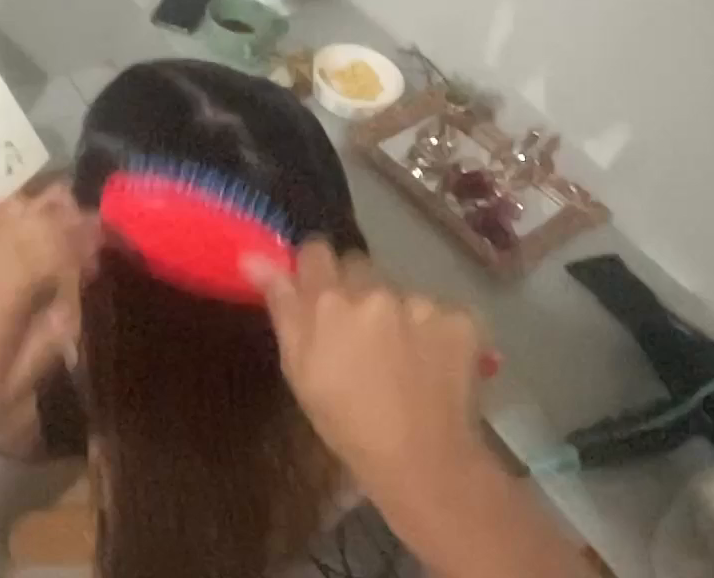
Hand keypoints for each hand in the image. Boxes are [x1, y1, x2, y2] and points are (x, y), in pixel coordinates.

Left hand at [0, 185, 99, 438]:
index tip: (101, 234)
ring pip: (3, 216)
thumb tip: (74, 295)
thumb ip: (50, 337)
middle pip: (26, 224)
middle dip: (62, 214)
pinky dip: (1, 208)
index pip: (46, 253)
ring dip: (35, 206)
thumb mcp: (21, 380)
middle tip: (90, 216)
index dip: (76, 239)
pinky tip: (19, 204)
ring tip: (63, 202)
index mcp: (2, 300)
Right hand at [246, 242, 492, 497]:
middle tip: (357, 332)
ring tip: (400, 356)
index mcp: (329, 300)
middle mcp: (375, 290)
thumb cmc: (345, 420)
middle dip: (355, 289)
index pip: (316, 251)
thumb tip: (252, 256)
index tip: (317, 293)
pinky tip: (432, 362)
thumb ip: (281, 304)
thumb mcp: (298, 367)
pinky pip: (439, 310)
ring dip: (395, 311)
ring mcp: (422, 302)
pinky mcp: (461, 319)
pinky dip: (435, 330)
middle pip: (358, 266)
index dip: (315, 270)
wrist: (423, 462)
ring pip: (399, 290)